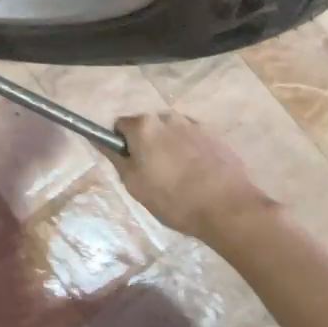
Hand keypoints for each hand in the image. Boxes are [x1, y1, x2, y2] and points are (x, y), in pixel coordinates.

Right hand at [105, 113, 275, 243]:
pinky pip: (193, 138)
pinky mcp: (215, 135)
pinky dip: (190, 150)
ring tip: (181, 177)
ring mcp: (194, 124)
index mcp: (144, 126)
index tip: (131, 165)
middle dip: (147, 144)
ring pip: (171, 132)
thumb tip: (98, 139)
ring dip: (169, 146)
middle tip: (154, 174)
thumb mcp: (134, 184)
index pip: (120, 125)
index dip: (121, 144)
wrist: (229, 209)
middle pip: (147, 126)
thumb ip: (115, 157)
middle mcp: (167, 117)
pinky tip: (199, 175)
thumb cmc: (174, 200)